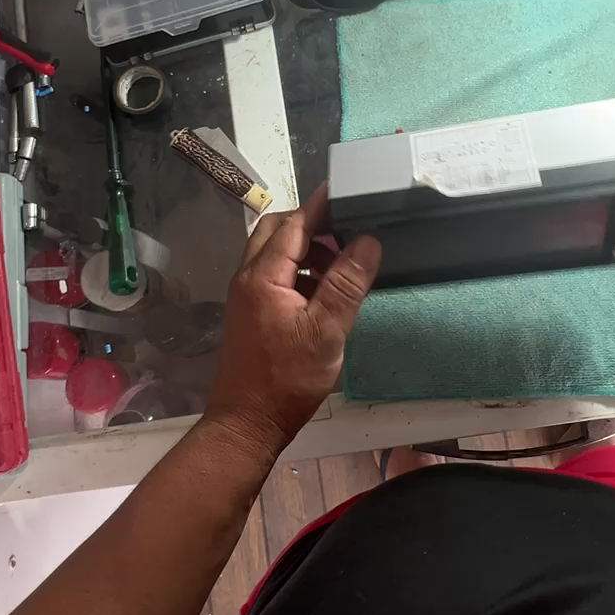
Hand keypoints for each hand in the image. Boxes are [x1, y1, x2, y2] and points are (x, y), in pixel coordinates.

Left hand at [205, 186, 382, 452]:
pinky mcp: (250, 312)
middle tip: (345, 233)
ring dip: (304, 249)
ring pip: (272, 253)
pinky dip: (297, 271)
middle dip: (310, 225)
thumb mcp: (326, 332)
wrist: (246, 424)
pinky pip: (272, 274)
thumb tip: (368, 241)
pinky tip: (322, 293)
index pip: (293, 224)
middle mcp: (247, 277)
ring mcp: (245, 295)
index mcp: (263, 275)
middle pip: (276, 231)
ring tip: (339, 266)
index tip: (346, 190)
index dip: (319, 205)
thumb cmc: (286, 380)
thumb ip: (347, 284)